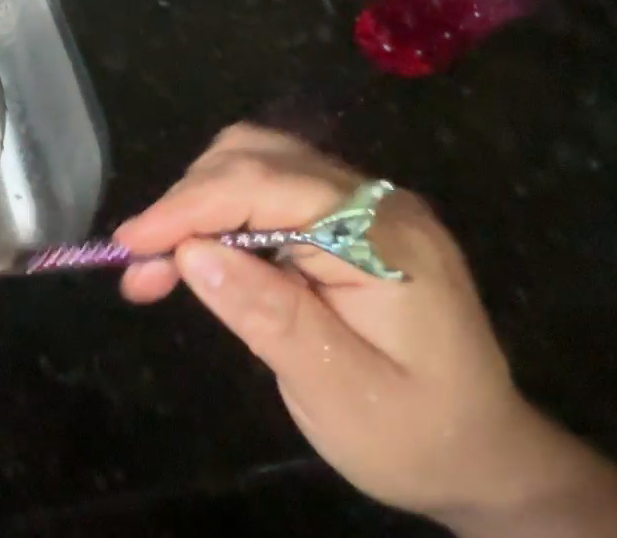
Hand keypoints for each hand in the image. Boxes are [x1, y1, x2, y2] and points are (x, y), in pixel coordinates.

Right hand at [114, 124, 562, 522]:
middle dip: (185, 203)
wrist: (485, 457)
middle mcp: (375, 203)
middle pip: (255, 158)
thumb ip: (269, 315)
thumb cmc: (414, 436)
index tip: (131, 245)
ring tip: (160, 264)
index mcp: (385, 240)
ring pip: (253, 162)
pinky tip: (196, 257)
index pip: (268, 186)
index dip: (189, 206)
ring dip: (194, 204)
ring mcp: (362, 206)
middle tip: (141, 264)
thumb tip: (191, 252)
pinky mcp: (343, 219)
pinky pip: (264, 189)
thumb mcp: (340, 392)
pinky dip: (215, 213)